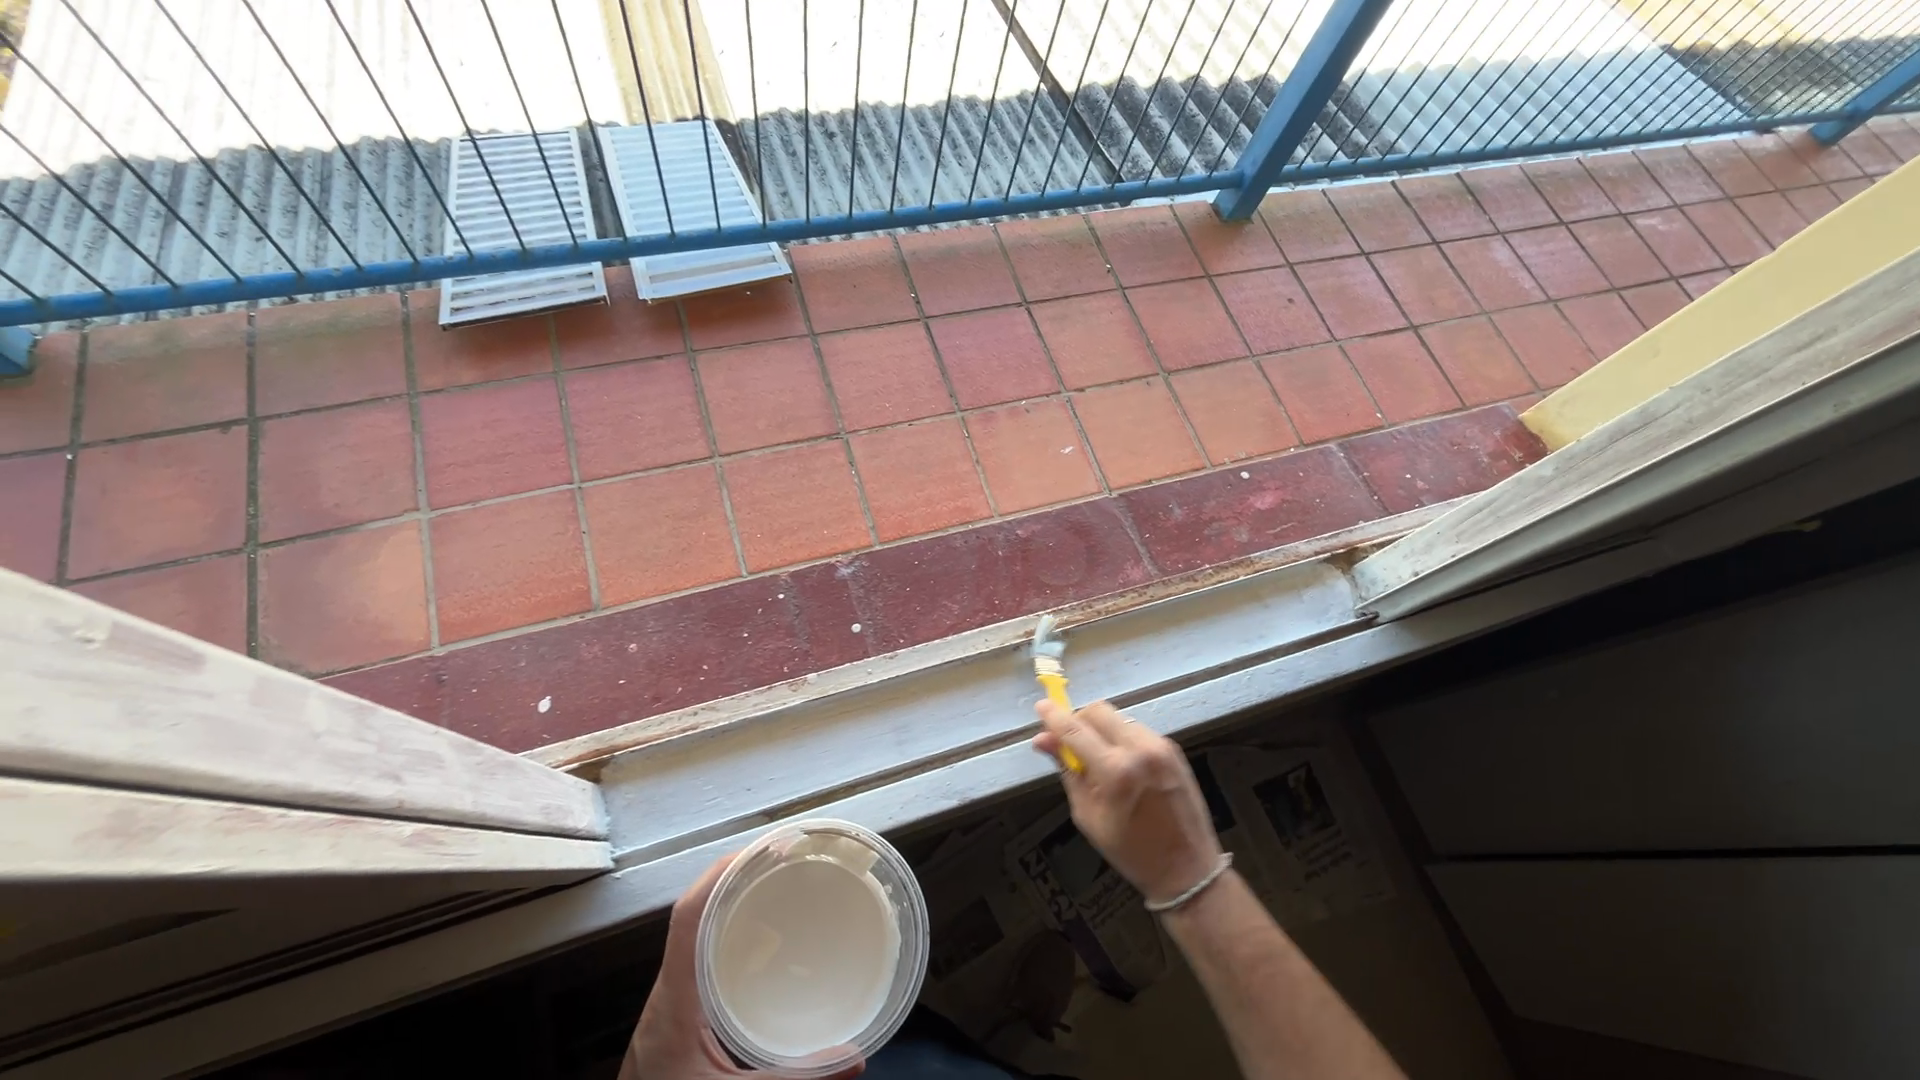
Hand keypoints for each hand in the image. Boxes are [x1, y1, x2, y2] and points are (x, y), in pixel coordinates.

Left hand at [621, 855, 863, 1079]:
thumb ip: (792, 1079)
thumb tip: (856, 1059)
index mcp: (675, 1000)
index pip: (688, 918)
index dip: (721, 875)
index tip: (764, 849)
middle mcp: (669, 992)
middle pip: (694, 915)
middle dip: (736, 878)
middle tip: (784, 862)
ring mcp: (671, 1003)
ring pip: (696, 935)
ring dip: (732, 904)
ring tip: (777, 887)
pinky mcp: (678, 1017)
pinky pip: (702, 959)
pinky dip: (731, 937)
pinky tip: (762, 946)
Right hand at [1032, 700, 1223, 905]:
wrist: (1187, 868)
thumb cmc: (1131, 850)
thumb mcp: (1088, 815)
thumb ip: (1067, 771)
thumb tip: (1043, 740)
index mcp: (1116, 771)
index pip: (1075, 729)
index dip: (1054, 715)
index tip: (1041, 705)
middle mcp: (1140, 749)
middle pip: (1099, 710)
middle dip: (1078, 719)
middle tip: (1069, 741)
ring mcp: (1160, 746)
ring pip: (1119, 717)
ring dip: (1100, 728)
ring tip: (1096, 756)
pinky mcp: (1172, 749)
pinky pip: (1136, 730)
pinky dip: (1120, 737)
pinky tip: (1120, 762)